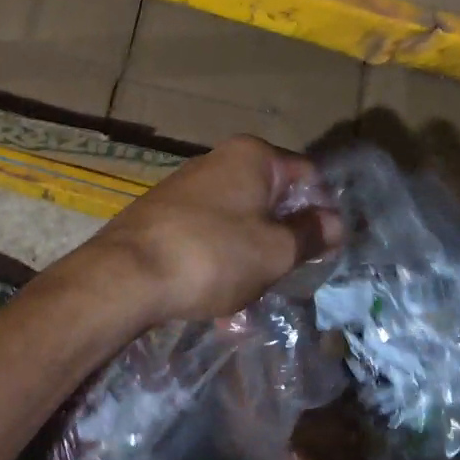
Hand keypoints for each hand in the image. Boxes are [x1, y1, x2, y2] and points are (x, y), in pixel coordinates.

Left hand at [76, 136, 344, 325]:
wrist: (124, 277)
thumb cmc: (211, 256)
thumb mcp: (275, 251)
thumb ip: (310, 234)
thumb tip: (335, 221)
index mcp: (250, 156)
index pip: (307, 175)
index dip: (323, 212)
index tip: (325, 249)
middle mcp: (215, 162)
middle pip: (268, 201)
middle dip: (281, 240)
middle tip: (289, 278)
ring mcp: (184, 190)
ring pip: (236, 225)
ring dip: (249, 261)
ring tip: (249, 301)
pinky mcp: (161, 218)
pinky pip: (205, 240)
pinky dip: (217, 266)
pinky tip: (217, 304)